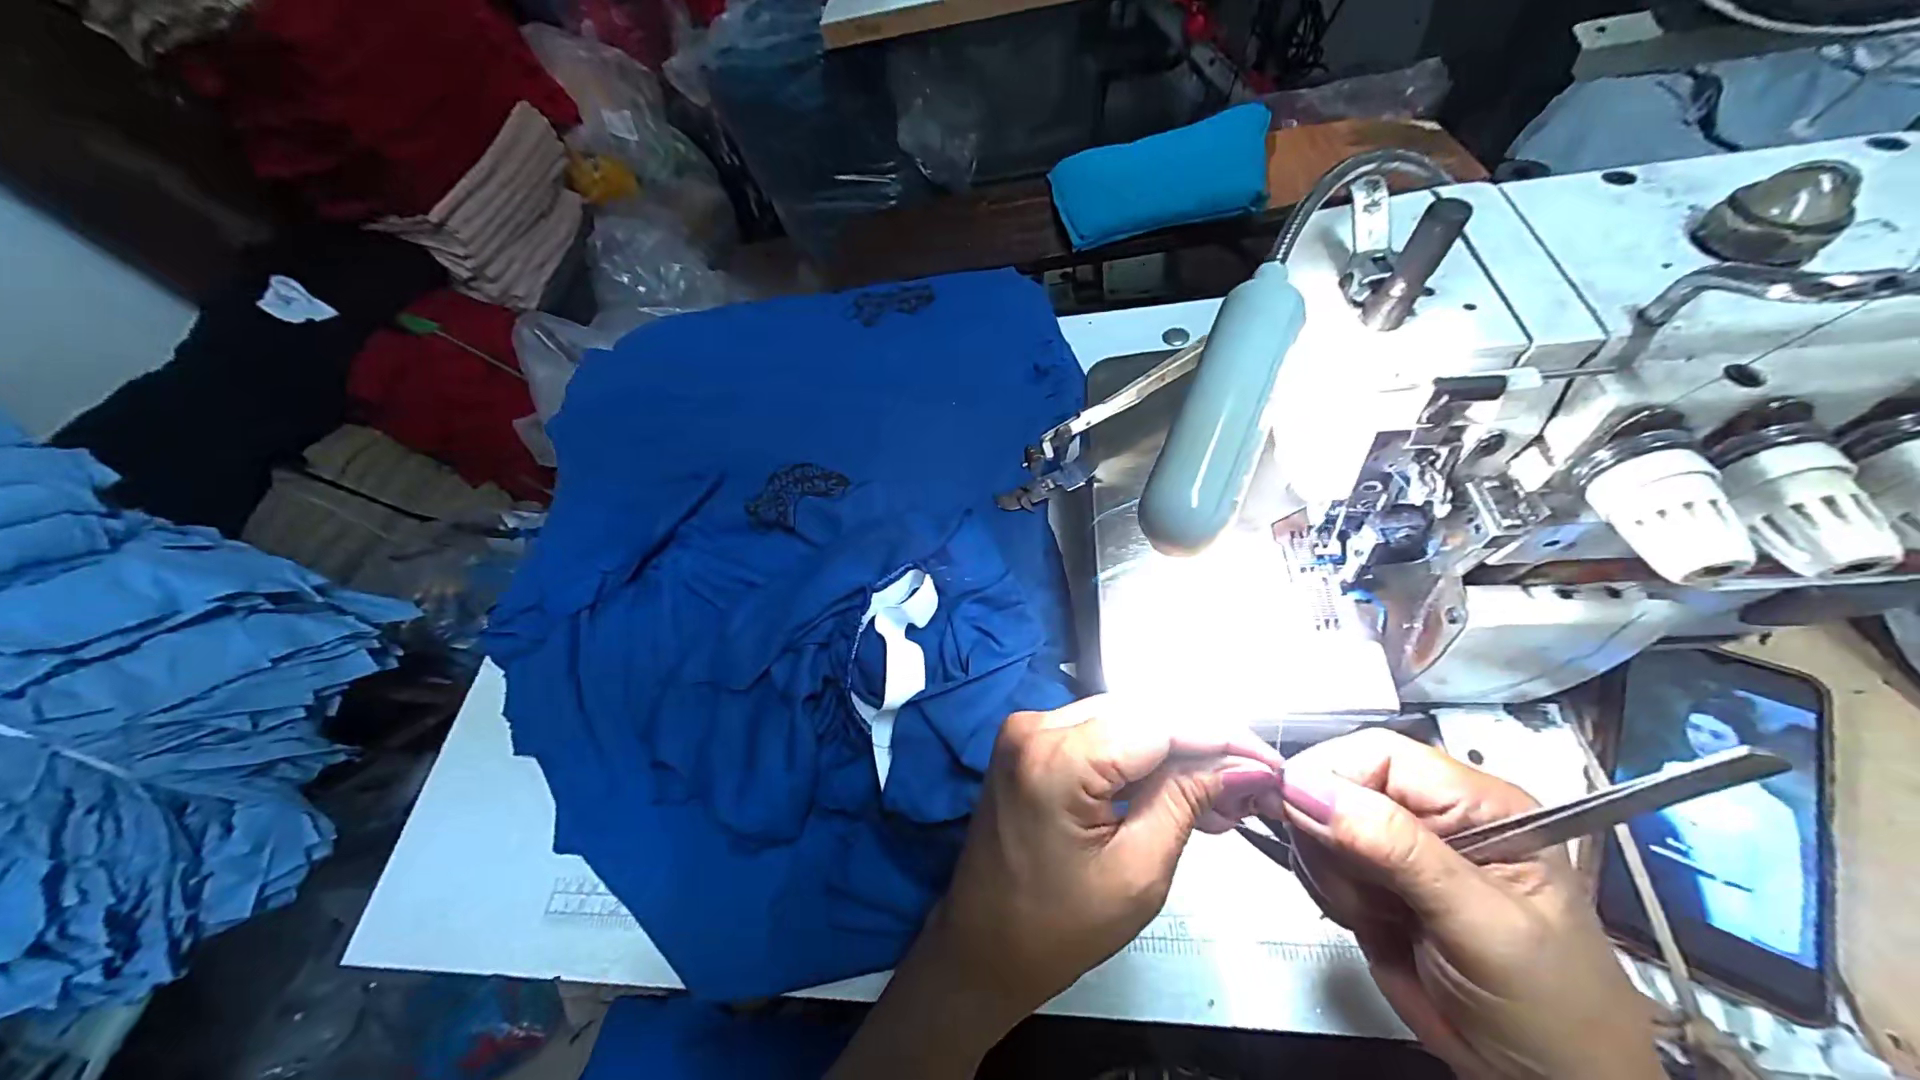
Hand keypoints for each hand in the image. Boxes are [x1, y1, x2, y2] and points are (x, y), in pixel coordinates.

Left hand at [935, 695, 1284, 1011]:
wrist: (981, 946)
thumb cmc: (1055, 928)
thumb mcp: (1137, 872)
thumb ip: (1186, 801)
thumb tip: (1241, 765)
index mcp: (1055, 758)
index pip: (1158, 723)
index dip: (1221, 738)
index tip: (1269, 764)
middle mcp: (1036, 725)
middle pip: (1141, 713)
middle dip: (1200, 745)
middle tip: (1248, 787)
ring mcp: (1028, 729)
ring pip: (1123, 719)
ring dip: (1173, 751)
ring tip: (1219, 798)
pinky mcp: (1030, 742)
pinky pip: (1098, 733)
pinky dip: (1139, 756)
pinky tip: (1175, 788)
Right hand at [1279, 729, 1662, 1079]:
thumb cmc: (1553, 1011)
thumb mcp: (1484, 925)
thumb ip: (1397, 849)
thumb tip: (1308, 788)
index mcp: (1476, 803)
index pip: (1377, 753)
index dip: (1330, 775)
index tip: (1298, 813)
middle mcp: (1431, 814)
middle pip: (1336, 784)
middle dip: (1331, 838)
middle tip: (1365, 892)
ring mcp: (1395, 848)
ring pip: (1317, 824)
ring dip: (1329, 873)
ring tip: (1378, 916)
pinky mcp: (1369, 880)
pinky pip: (1317, 862)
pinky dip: (1327, 892)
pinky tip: (1369, 922)